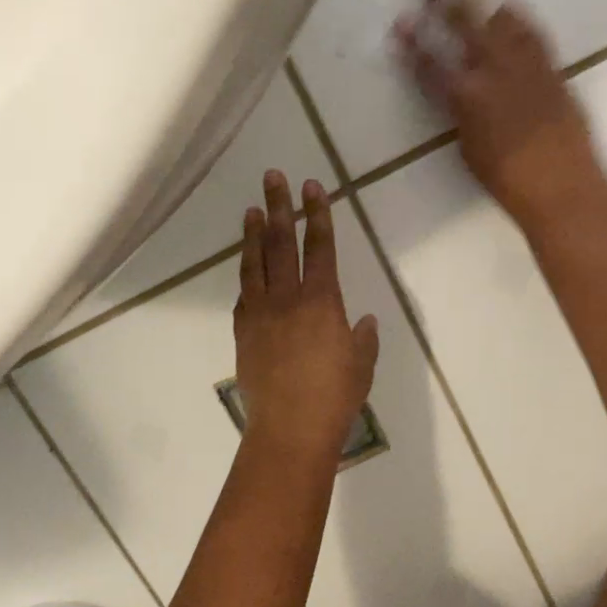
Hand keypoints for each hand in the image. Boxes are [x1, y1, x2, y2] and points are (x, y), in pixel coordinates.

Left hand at [234, 171, 379, 457]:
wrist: (289, 428)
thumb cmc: (335, 398)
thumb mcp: (361, 365)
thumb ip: (362, 339)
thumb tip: (362, 321)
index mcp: (322, 301)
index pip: (319, 246)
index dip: (317, 214)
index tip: (311, 187)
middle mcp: (287, 298)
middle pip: (280, 243)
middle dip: (278, 206)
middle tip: (272, 177)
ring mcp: (260, 314)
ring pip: (254, 264)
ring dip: (252, 233)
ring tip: (251, 209)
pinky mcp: (243, 334)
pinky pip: (243, 295)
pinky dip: (245, 276)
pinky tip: (246, 268)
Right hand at [396, 0, 606, 223]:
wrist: (562, 185)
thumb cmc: (507, 181)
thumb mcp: (468, 150)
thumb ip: (459, 115)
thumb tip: (456, 94)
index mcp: (466, 98)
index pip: (430, 62)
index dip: (412, 42)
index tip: (400, 25)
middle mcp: (494, 71)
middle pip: (464, 23)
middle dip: (443, 3)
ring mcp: (526, 64)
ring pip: (501, 18)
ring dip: (481, 4)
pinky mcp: (552, 67)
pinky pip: (531, 31)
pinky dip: (515, 20)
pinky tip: (508, 15)